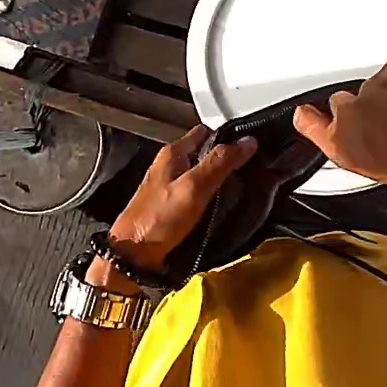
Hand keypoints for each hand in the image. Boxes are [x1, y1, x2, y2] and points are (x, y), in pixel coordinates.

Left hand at [106, 127, 256, 279]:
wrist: (135, 254)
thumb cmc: (158, 219)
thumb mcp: (194, 187)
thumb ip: (219, 163)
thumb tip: (246, 142)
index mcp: (173, 153)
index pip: (206, 132)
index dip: (229, 136)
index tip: (251, 146)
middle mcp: (170, 166)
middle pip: (205, 153)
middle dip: (227, 159)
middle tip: (251, 169)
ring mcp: (171, 185)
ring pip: (203, 173)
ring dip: (221, 179)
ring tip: (243, 187)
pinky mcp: (173, 205)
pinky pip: (198, 192)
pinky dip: (212, 196)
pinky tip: (223, 205)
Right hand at [291, 60, 386, 202]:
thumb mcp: (386, 172)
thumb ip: (358, 148)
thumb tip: (357, 136)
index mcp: (343, 147)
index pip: (306, 120)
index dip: (314, 117)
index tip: (316, 115)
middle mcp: (350, 115)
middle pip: (342, 102)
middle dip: (364, 108)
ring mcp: (373, 89)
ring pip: (372, 86)